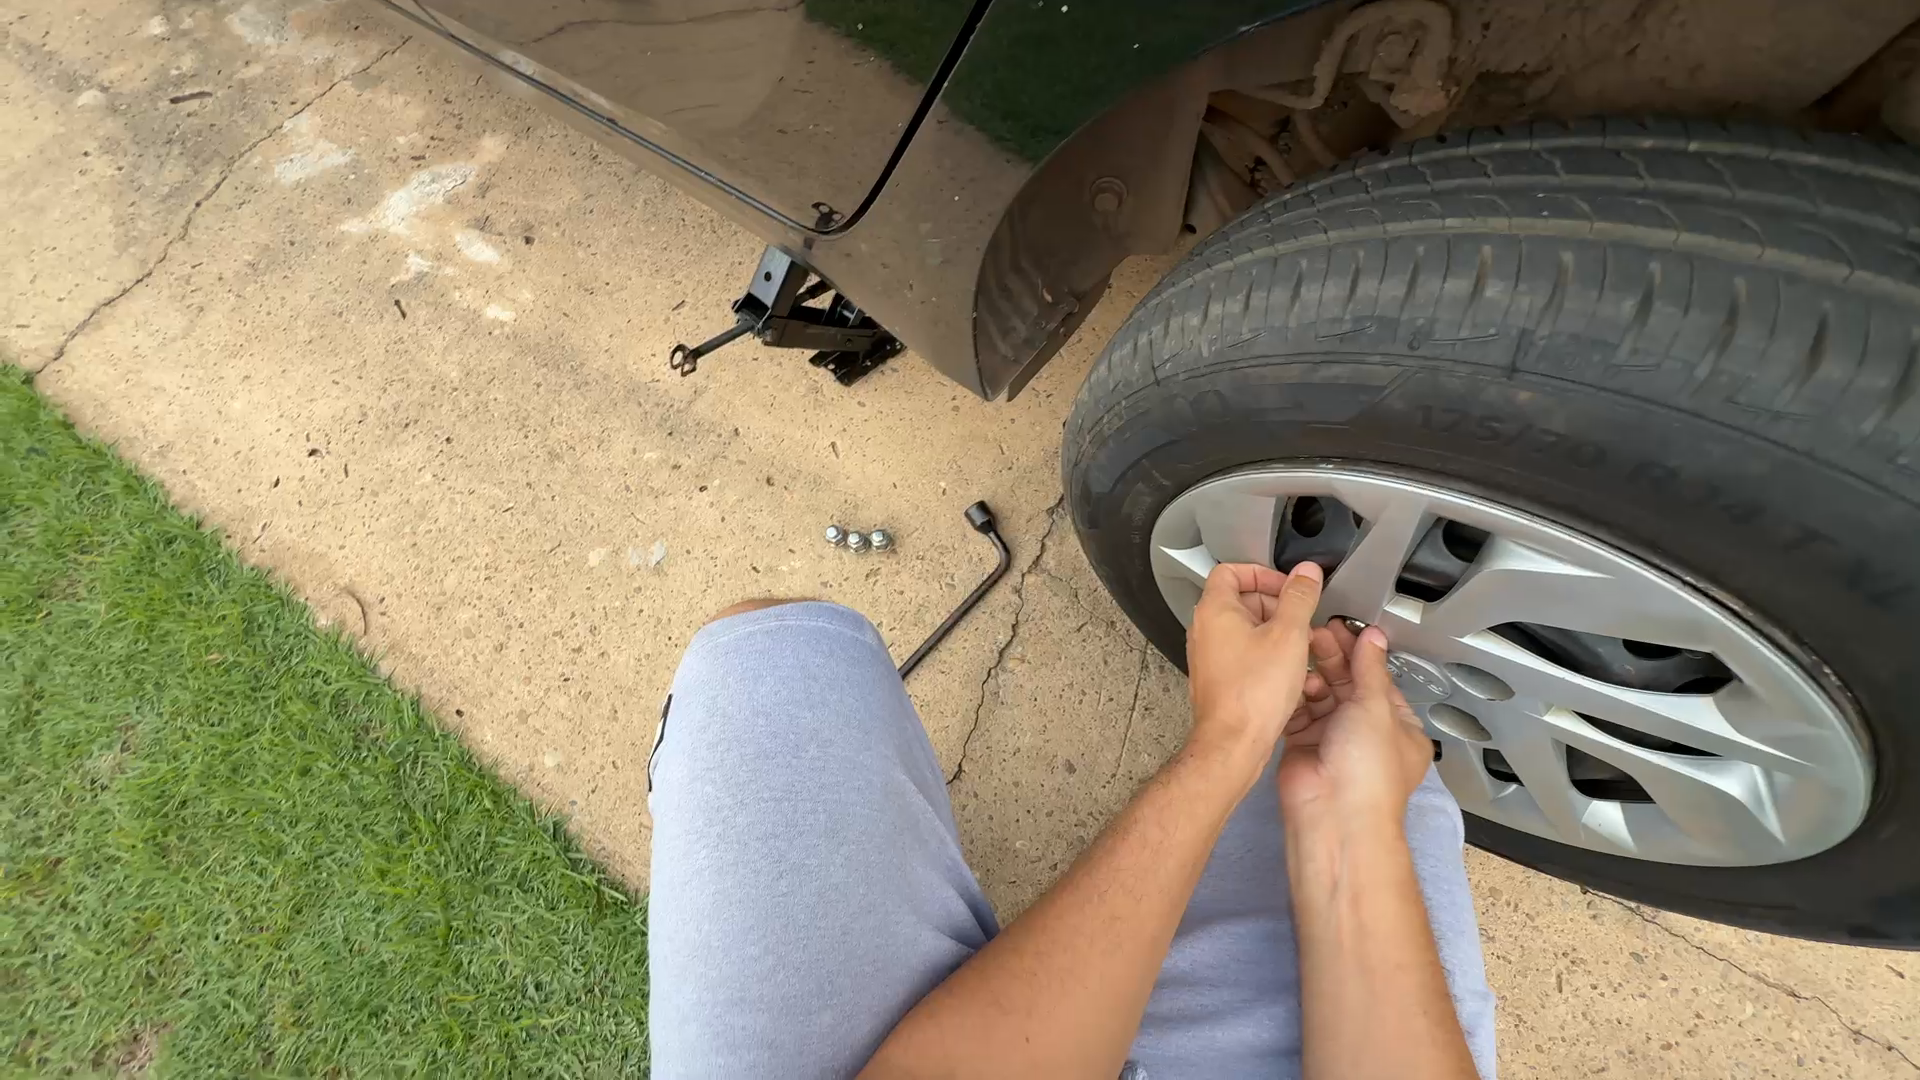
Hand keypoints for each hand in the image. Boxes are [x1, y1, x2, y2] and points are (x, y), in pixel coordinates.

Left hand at [1184, 561, 1323, 790]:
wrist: (1234, 740)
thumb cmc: (1252, 692)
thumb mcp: (1288, 635)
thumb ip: (1299, 598)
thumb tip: (1306, 573)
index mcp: (1214, 609)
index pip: (1231, 571)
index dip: (1262, 573)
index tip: (1287, 585)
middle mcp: (1204, 628)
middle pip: (1240, 598)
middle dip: (1274, 604)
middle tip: (1300, 618)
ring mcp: (1208, 652)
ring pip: (1244, 627)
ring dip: (1274, 630)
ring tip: (1298, 646)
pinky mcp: (1216, 674)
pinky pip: (1242, 651)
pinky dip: (1265, 652)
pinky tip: (1287, 670)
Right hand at [1276, 619, 1431, 825]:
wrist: (1332, 811)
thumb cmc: (1367, 768)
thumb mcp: (1376, 707)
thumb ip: (1369, 668)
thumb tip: (1373, 637)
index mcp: (1397, 726)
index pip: (1377, 677)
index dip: (1359, 651)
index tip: (1341, 627)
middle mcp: (1365, 731)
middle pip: (1346, 683)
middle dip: (1331, 657)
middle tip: (1314, 632)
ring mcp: (1332, 738)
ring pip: (1319, 695)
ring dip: (1311, 675)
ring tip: (1299, 655)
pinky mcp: (1301, 743)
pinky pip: (1296, 711)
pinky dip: (1292, 695)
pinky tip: (1289, 680)